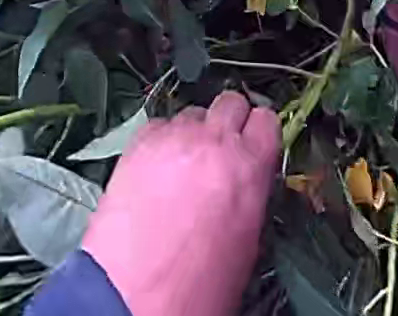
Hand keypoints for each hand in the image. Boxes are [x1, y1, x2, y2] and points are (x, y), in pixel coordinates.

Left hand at [81, 90, 280, 315]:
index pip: (267, 120)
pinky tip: (155, 171)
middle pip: (231, 102)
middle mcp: (215, 142)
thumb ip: (249, 191)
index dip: (258, 132)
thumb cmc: (195, 289)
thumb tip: (246, 176)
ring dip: (193, 133)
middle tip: (218, 148)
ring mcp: (176, 138)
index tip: (251, 143)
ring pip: (194, 113)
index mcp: (249, 169)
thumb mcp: (245, 241)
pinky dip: (162, 142)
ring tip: (182, 166)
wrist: (130, 302)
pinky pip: (160, 126)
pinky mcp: (141, 142)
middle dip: (227, 122)